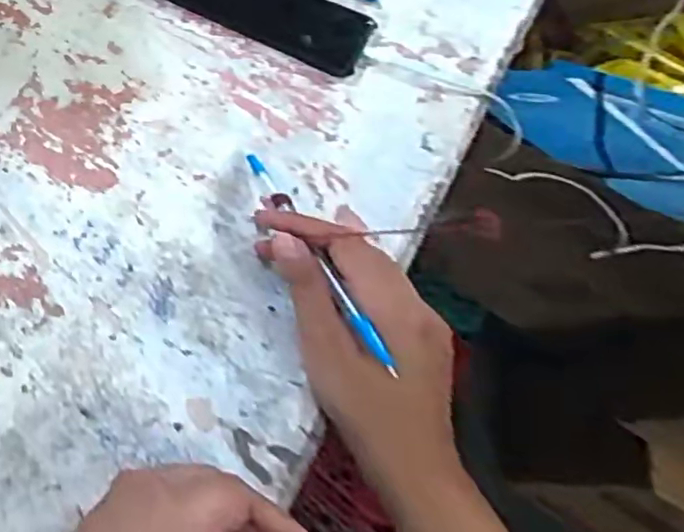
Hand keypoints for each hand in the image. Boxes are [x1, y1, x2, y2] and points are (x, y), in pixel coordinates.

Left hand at [76, 465, 301, 531]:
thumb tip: (271, 531)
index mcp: (174, 499)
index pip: (235, 491)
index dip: (280, 521)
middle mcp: (147, 481)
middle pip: (211, 481)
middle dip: (252, 514)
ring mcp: (126, 487)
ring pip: (187, 485)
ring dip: (223, 513)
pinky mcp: (114, 501)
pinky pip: (164, 494)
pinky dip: (195, 514)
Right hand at [254, 211, 458, 490]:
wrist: (411, 464)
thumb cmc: (360, 403)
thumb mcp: (323, 344)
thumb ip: (306, 287)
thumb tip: (282, 238)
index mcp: (396, 306)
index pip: (348, 244)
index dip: (303, 226)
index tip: (259, 219)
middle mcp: (418, 306)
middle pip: (364, 250)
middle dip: (313, 232)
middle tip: (263, 228)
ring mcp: (423, 321)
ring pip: (374, 265)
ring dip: (328, 248)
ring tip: (284, 242)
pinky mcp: (418, 334)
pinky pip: (381, 283)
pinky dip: (346, 267)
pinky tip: (327, 267)